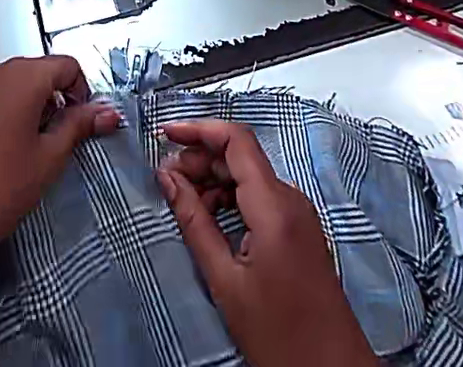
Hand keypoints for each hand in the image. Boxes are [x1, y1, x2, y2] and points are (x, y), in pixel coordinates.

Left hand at [0, 56, 121, 286]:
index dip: (82, 92)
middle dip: (52, 101)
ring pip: (8, 85)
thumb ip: (78, 126)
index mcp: (21, 77)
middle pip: (36, 72)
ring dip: (24, 108)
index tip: (83, 119)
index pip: (66, 65)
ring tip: (23, 155)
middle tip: (55, 143)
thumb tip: (102, 112)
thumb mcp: (48, 160)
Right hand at [157, 121, 378, 366]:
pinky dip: (228, 197)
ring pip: (246, 175)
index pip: (235, 140)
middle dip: (198, 159)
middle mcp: (290, 199)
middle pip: (238, 156)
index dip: (197, 129)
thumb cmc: (279, 334)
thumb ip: (193, 220)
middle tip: (166, 179)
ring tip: (182, 202)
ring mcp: (298, 213)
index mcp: (274, 206)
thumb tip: (166, 176)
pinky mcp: (298, 229)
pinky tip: (208, 218)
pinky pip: (257, 195)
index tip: (164, 134)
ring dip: (211, 179)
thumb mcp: (224, 279)